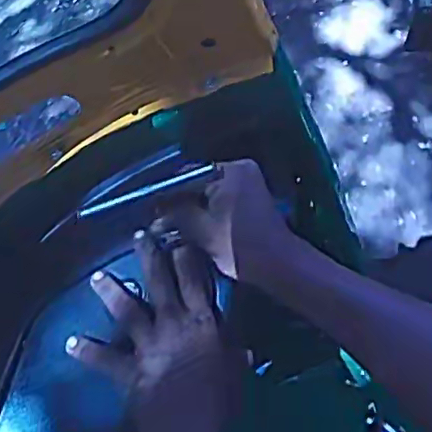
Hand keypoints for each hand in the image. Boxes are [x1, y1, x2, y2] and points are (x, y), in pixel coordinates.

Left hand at [68, 232, 240, 431]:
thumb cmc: (218, 400)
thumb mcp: (235, 372)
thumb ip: (236, 355)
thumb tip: (245, 350)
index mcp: (201, 319)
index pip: (194, 277)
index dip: (186, 255)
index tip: (179, 237)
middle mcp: (172, 322)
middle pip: (159, 281)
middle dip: (150, 256)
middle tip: (140, 235)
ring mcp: (148, 344)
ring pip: (128, 310)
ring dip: (111, 292)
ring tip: (96, 276)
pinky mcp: (129, 369)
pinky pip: (105, 359)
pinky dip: (88, 351)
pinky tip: (72, 342)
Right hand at [158, 159, 295, 284]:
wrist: (279, 264)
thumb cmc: (241, 247)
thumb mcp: (202, 232)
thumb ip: (177, 215)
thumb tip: (156, 211)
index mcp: (229, 171)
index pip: (188, 174)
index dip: (167, 191)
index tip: (151, 206)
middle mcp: (240, 167)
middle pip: (199, 178)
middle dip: (180, 196)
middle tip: (160, 215)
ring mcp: (248, 178)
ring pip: (210, 187)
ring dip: (194, 202)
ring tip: (174, 220)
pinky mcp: (252, 191)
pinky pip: (222, 192)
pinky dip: (209, 205)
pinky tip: (195, 221)